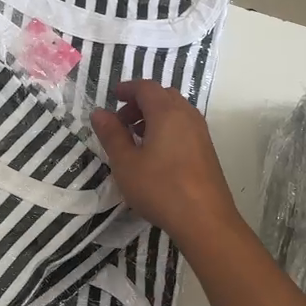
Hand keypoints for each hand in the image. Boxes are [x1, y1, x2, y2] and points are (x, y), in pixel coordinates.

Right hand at [91, 79, 246, 252]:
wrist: (203, 218)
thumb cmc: (159, 188)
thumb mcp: (126, 163)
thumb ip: (112, 135)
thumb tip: (99, 113)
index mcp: (166, 112)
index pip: (146, 87)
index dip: (128, 88)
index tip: (113, 96)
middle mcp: (187, 115)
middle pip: (163, 96)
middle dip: (140, 103)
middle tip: (121, 121)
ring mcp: (200, 132)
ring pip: (175, 112)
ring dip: (153, 117)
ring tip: (135, 139)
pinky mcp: (206, 150)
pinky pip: (183, 127)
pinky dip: (166, 129)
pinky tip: (155, 154)